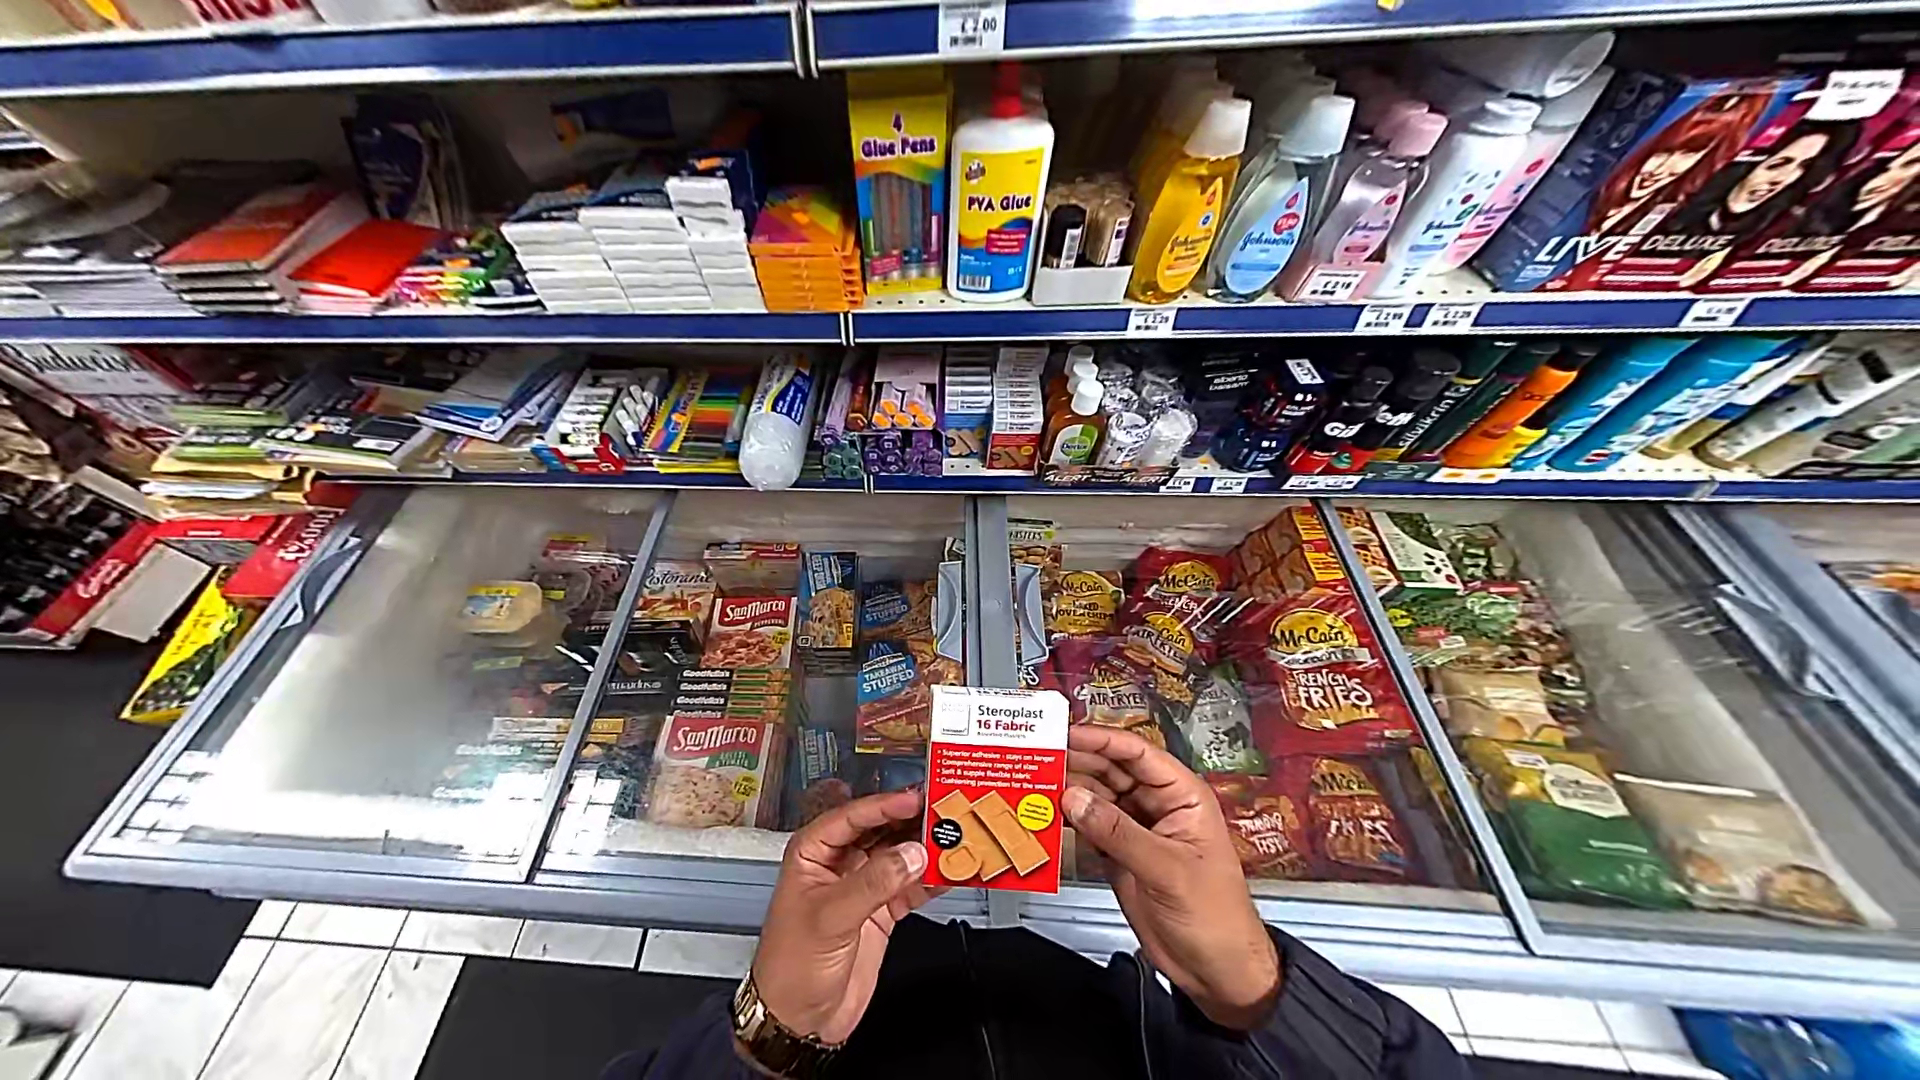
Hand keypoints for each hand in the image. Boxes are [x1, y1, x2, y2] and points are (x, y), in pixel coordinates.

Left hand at [751, 790, 939, 1043]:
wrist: (798, 1024)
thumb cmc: (792, 966)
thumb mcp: (830, 917)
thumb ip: (873, 883)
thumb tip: (913, 853)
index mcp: (815, 851)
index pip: (854, 816)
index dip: (885, 805)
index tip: (916, 798)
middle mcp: (840, 861)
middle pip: (881, 829)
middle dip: (911, 820)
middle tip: (943, 810)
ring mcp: (863, 884)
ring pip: (899, 854)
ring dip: (924, 847)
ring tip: (953, 837)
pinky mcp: (882, 909)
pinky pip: (910, 885)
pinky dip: (929, 879)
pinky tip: (949, 871)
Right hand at [1064, 725, 1279, 1030]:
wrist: (1216, 973)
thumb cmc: (1218, 918)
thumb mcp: (1168, 869)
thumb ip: (1118, 832)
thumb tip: (1076, 798)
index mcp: (1181, 795)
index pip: (1137, 753)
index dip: (1102, 739)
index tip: (1069, 734)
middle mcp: (1156, 804)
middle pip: (1110, 768)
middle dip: (1077, 761)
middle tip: (1043, 756)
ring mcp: (1135, 826)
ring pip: (1095, 794)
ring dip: (1068, 788)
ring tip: (1038, 782)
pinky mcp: (1118, 850)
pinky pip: (1088, 823)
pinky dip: (1067, 818)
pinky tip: (1048, 813)